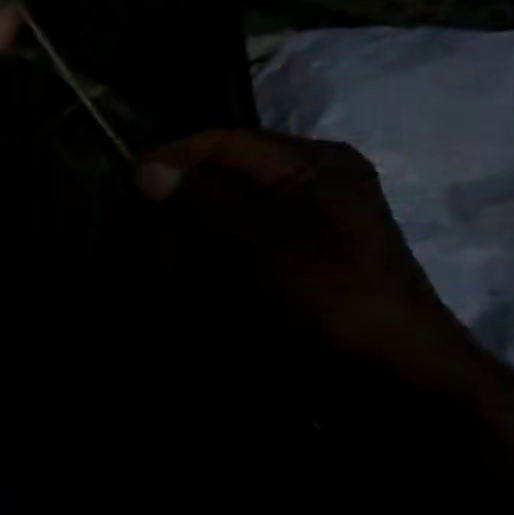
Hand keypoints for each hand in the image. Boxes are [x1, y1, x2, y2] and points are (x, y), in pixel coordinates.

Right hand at [136, 129, 475, 381]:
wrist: (386, 372)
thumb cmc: (332, 293)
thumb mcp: (267, 237)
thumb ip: (205, 198)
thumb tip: (144, 170)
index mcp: (311, 164)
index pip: (224, 143)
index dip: (174, 159)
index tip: (128, 187)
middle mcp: (299, 187)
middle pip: (215, 180)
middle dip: (178, 211)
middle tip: (152, 243)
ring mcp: (288, 229)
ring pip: (212, 219)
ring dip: (184, 245)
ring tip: (171, 274)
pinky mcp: (276, 266)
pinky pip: (222, 252)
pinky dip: (200, 267)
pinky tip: (192, 289)